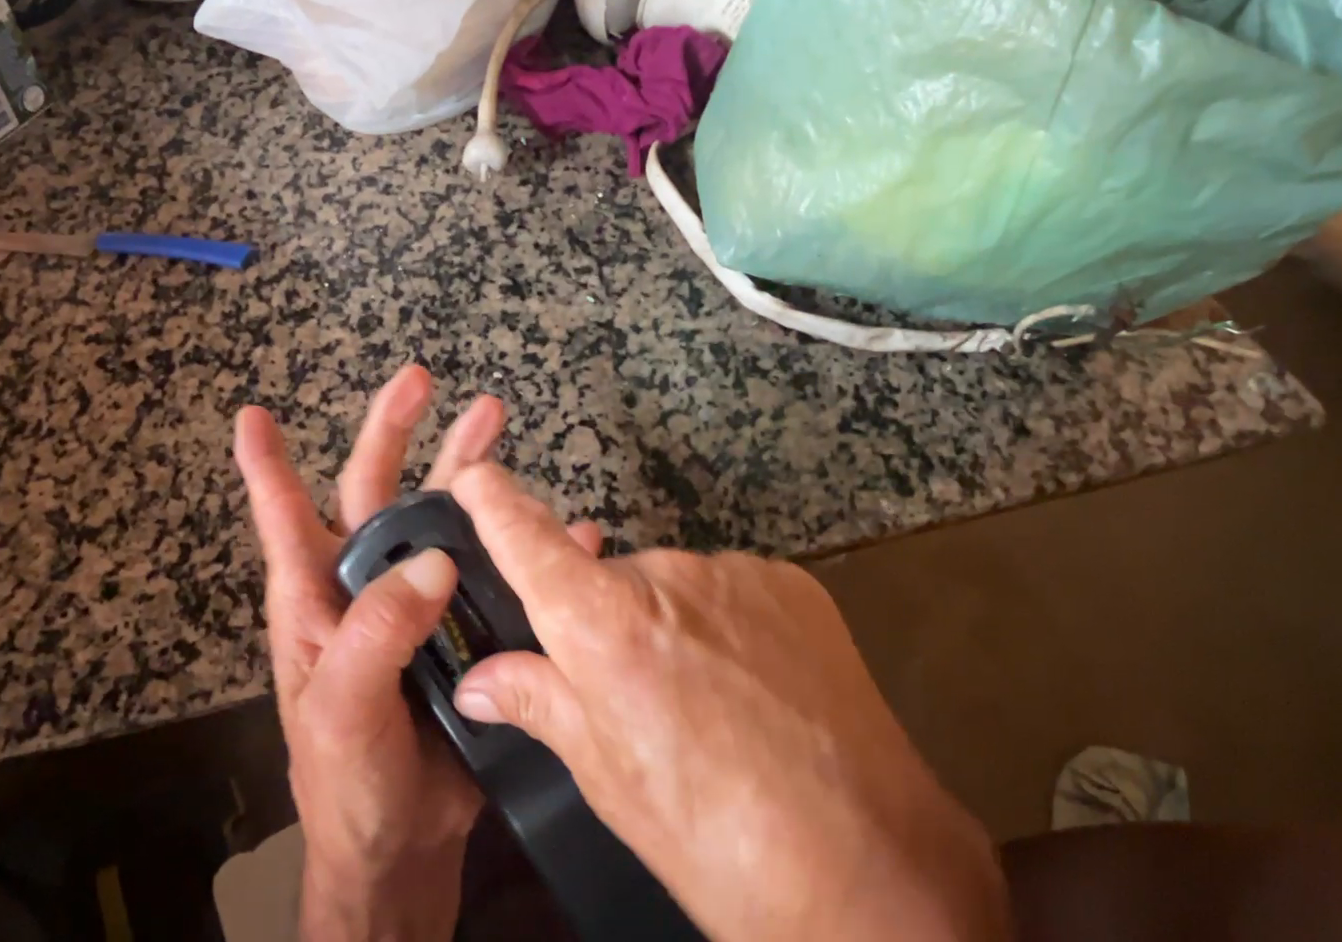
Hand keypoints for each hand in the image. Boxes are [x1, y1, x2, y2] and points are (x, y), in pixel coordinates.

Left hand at [234, 366, 600, 940]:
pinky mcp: (466, 630)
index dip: (268, 466)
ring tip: (495, 421)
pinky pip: (498, 576)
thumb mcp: (341, 708)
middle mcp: (365, 588)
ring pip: (442, 520)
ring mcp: (418, 606)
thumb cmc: (345, 780)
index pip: (285, 518)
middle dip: (395, 435)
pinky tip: (569, 529)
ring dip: (467, 472)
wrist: (401, 841)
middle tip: (420, 380)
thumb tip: (434, 560)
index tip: (253, 416)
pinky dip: (528, 548)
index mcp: (316, 599)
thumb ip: (376, 634)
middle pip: (377, 495)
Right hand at [447, 465, 1009, 941]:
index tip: (473, 474)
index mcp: (603, 624)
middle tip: (626, 692)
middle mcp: (664, 577)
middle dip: (601, 620)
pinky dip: (719, 625)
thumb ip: (538, 702)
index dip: (493, 500)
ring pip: (667, 588)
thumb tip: (478, 681)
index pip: (526, 538)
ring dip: (664, 625)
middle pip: (604, 578)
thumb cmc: (711, 835)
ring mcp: (733, 574)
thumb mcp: (606, 776)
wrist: (869, 868)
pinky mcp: (790, 584)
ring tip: (702, 702)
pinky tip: (748, 686)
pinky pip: (725, 591)